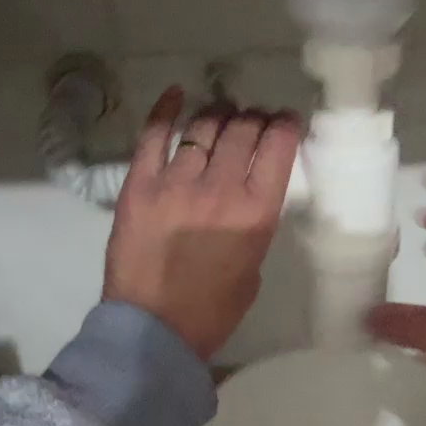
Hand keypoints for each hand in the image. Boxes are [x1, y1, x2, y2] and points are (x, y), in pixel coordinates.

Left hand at [103, 86, 302, 360]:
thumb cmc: (212, 309)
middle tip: (253, 122)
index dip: (285, 125)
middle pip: (242, 129)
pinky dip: (166, 110)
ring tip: (223, 114)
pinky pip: (154, 135)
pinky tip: (176, 94)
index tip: (285, 122)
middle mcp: (220, 188)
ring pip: (204, 127)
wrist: (153, 330)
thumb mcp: (254, 266)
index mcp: (256, 212)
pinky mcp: (139, 185)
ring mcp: (176, 182)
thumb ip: (255, 222)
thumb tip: (248, 194)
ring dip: (218, 114)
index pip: (278, 145)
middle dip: (254, 118)